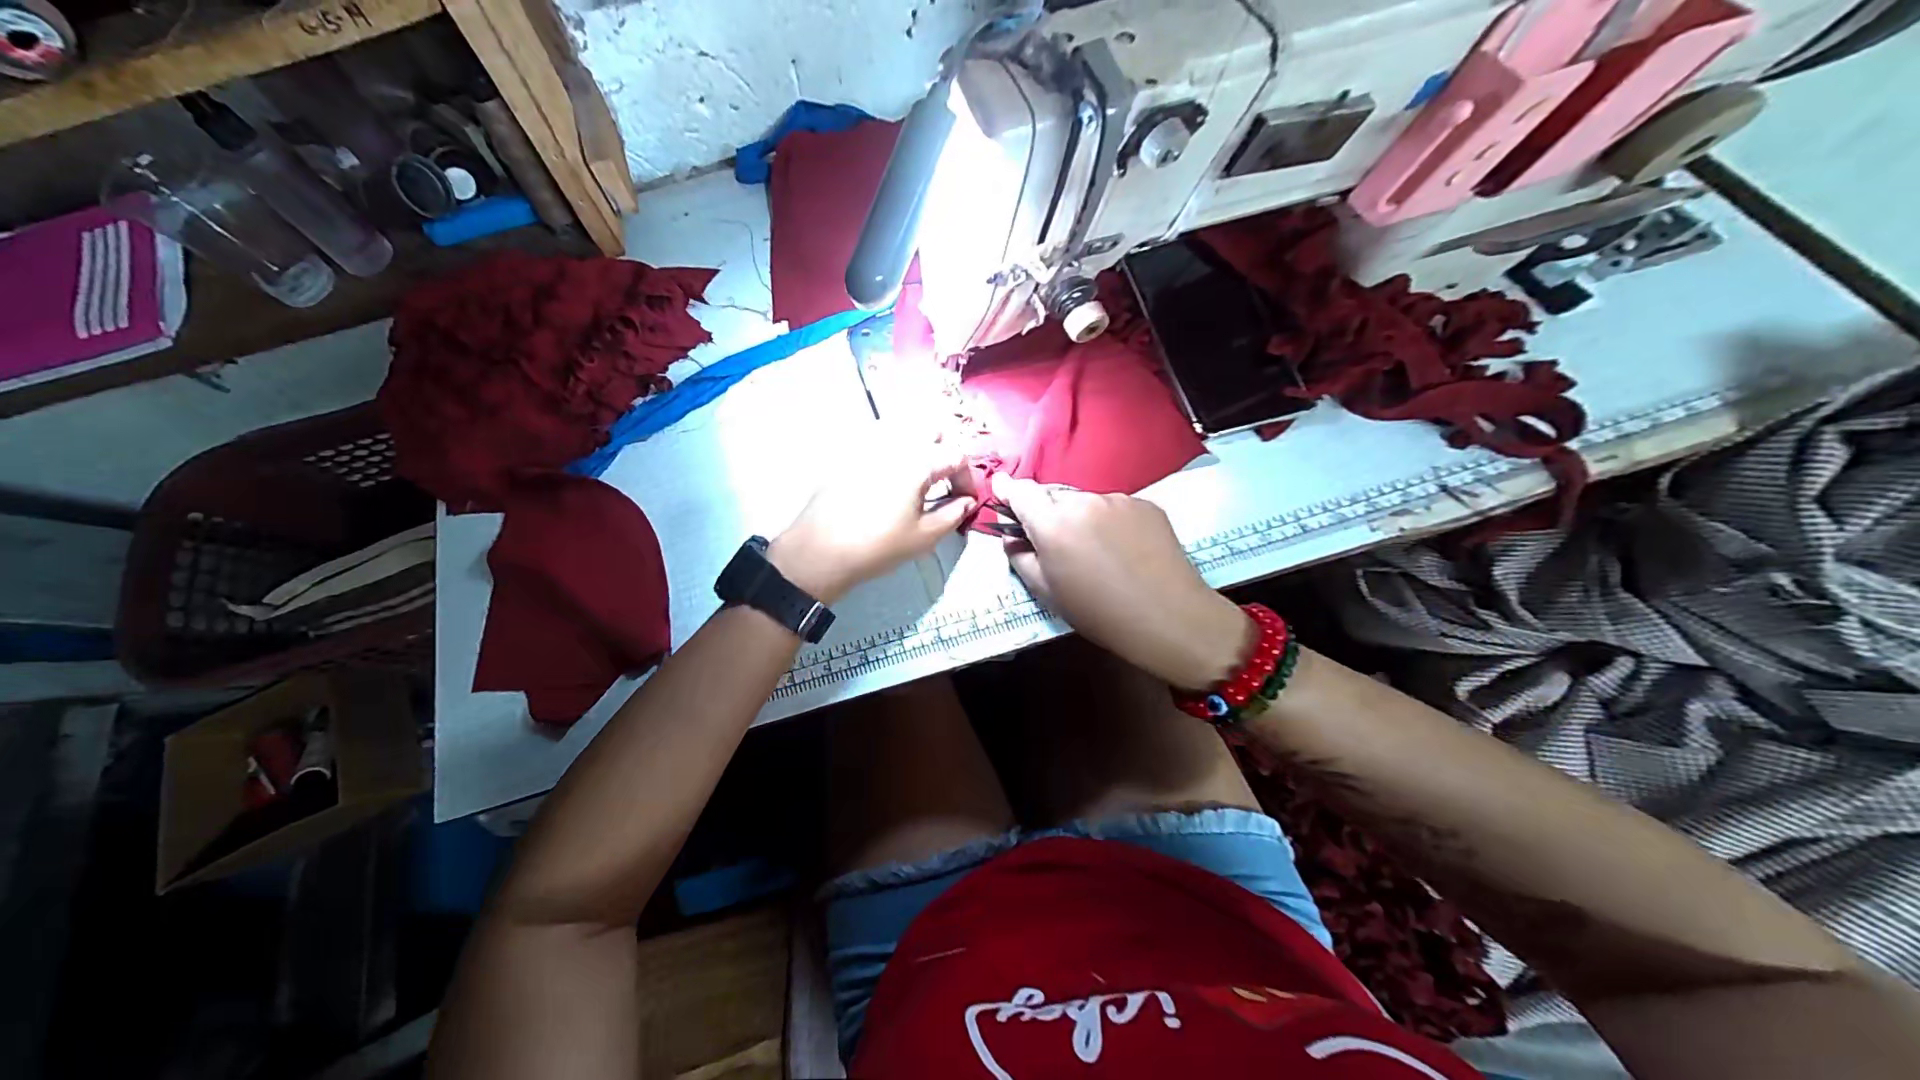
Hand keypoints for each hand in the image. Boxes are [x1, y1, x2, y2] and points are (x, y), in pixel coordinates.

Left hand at [767, 440, 974, 603]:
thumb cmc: (878, 546)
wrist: (819, 550)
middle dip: (945, 452)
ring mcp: (868, 445)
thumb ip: (953, 514)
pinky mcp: (847, 454)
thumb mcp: (924, 537)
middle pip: (932, 430)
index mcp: (919, 461)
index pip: (957, 456)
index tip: (966, 501)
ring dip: (919, 449)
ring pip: (904, 431)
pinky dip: (894, 453)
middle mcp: (895, 443)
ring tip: (918, 481)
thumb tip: (966, 501)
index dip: (968, 478)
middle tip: (944, 482)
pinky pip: (879, 442)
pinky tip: (889, 481)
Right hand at [998, 477, 1251, 689]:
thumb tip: (1012, 539)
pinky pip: (1116, 508)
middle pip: (1054, 496)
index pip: (1022, 491)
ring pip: (1087, 502)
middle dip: (1048, 512)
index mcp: (1053, 522)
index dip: (1009, 491)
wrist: (1169, 617)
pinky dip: (1110, 522)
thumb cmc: (1099, 612)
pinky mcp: (1146, 505)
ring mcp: (1119, 500)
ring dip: (1081, 518)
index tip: (1003, 492)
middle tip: (1055, 543)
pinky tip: (1123, 550)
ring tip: (1095, 552)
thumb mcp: (1048, 593)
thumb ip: (1021, 559)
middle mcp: (1084, 501)